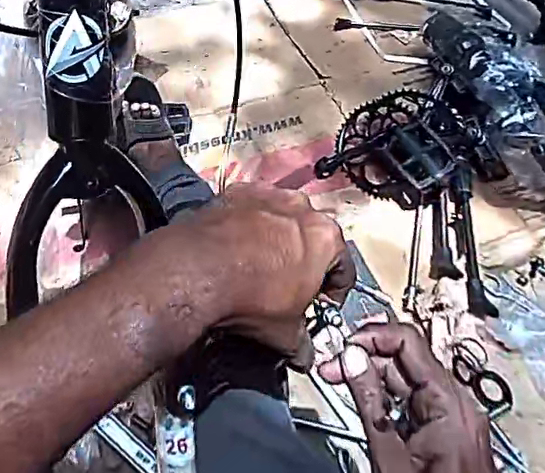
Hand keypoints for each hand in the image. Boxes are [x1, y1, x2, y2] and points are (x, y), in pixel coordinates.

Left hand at [154, 182, 352, 356]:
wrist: (201, 268)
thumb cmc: (250, 294)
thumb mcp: (286, 333)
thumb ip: (303, 343)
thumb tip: (303, 353)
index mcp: (325, 236)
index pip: (344, 267)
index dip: (334, 290)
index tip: (323, 301)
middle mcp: (300, 206)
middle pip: (313, 235)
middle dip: (306, 258)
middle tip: (291, 284)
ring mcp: (268, 193)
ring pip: (282, 216)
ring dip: (278, 236)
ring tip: (261, 264)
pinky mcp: (238, 190)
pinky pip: (251, 207)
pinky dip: (249, 222)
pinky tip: (237, 247)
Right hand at [317, 323, 493, 472]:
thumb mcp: (391, 459)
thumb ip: (370, 401)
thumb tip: (350, 355)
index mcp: (450, 404)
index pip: (407, 340)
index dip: (371, 336)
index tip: (342, 348)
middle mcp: (458, 403)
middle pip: (406, 357)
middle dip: (366, 357)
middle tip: (332, 368)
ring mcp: (457, 419)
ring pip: (408, 378)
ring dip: (373, 376)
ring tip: (341, 383)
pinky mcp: (450, 433)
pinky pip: (416, 400)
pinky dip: (389, 397)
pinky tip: (367, 404)